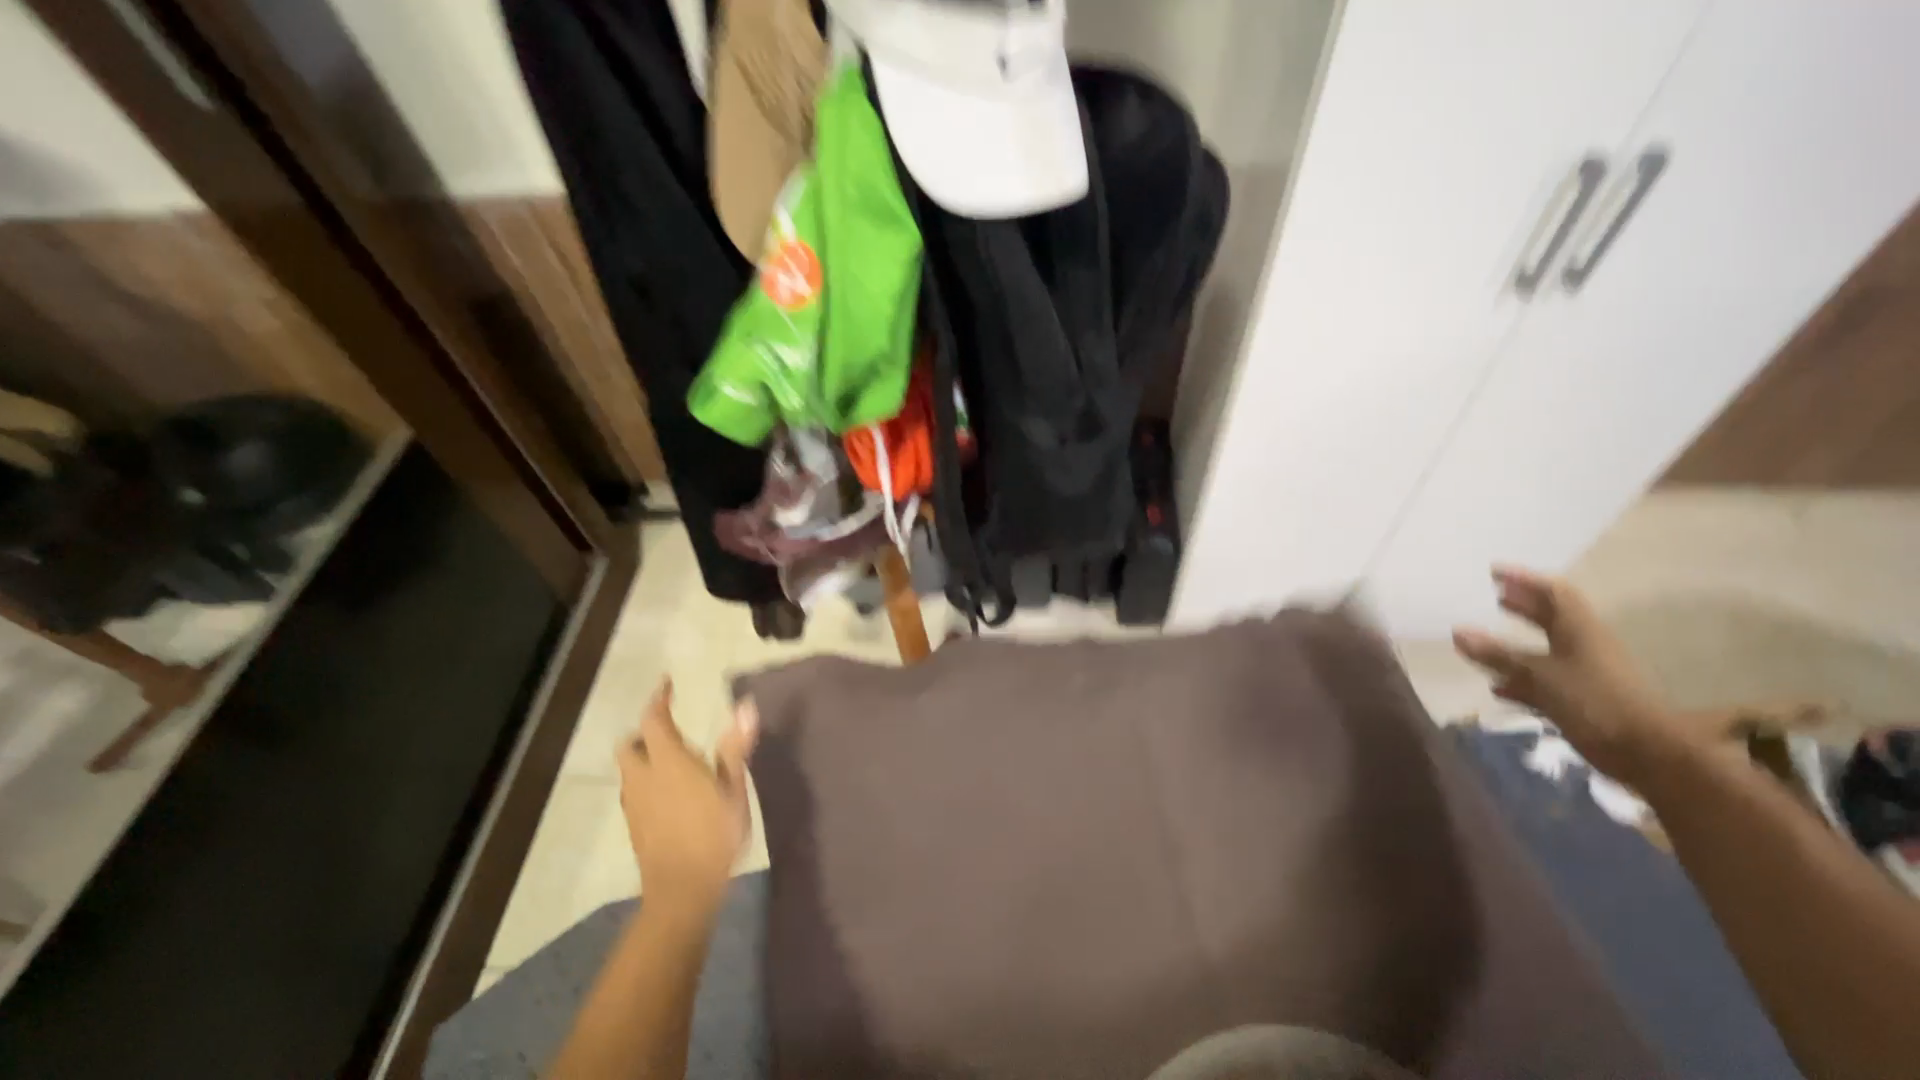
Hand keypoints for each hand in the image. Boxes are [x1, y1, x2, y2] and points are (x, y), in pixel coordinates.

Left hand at [616, 679, 757, 915]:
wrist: (682, 889)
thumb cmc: (714, 835)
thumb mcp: (734, 789)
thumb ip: (735, 747)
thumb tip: (746, 706)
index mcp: (668, 761)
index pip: (653, 719)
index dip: (658, 699)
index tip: (667, 684)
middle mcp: (643, 776)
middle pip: (630, 744)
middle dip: (645, 733)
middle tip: (670, 731)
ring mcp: (634, 803)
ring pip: (629, 769)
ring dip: (644, 757)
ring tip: (672, 762)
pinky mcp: (634, 825)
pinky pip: (634, 790)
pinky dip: (646, 781)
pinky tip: (668, 794)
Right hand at [1452, 567, 1683, 782]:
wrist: (1645, 752)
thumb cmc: (1594, 702)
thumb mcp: (1539, 676)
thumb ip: (1498, 655)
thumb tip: (1458, 631)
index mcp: (1579, 629)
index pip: (1553, 592)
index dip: (1524, 578)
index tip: (1493, 572)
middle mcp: (1584, 644)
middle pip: (1550, 617)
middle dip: (1521, 606)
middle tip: (1491, 598)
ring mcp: (1585, 672)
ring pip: (1546, 649)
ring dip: (1516, 644)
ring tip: (1484, 641)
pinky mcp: (1583, 699)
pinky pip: (1545, 680)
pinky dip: (1521, 679)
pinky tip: (1499, 688)